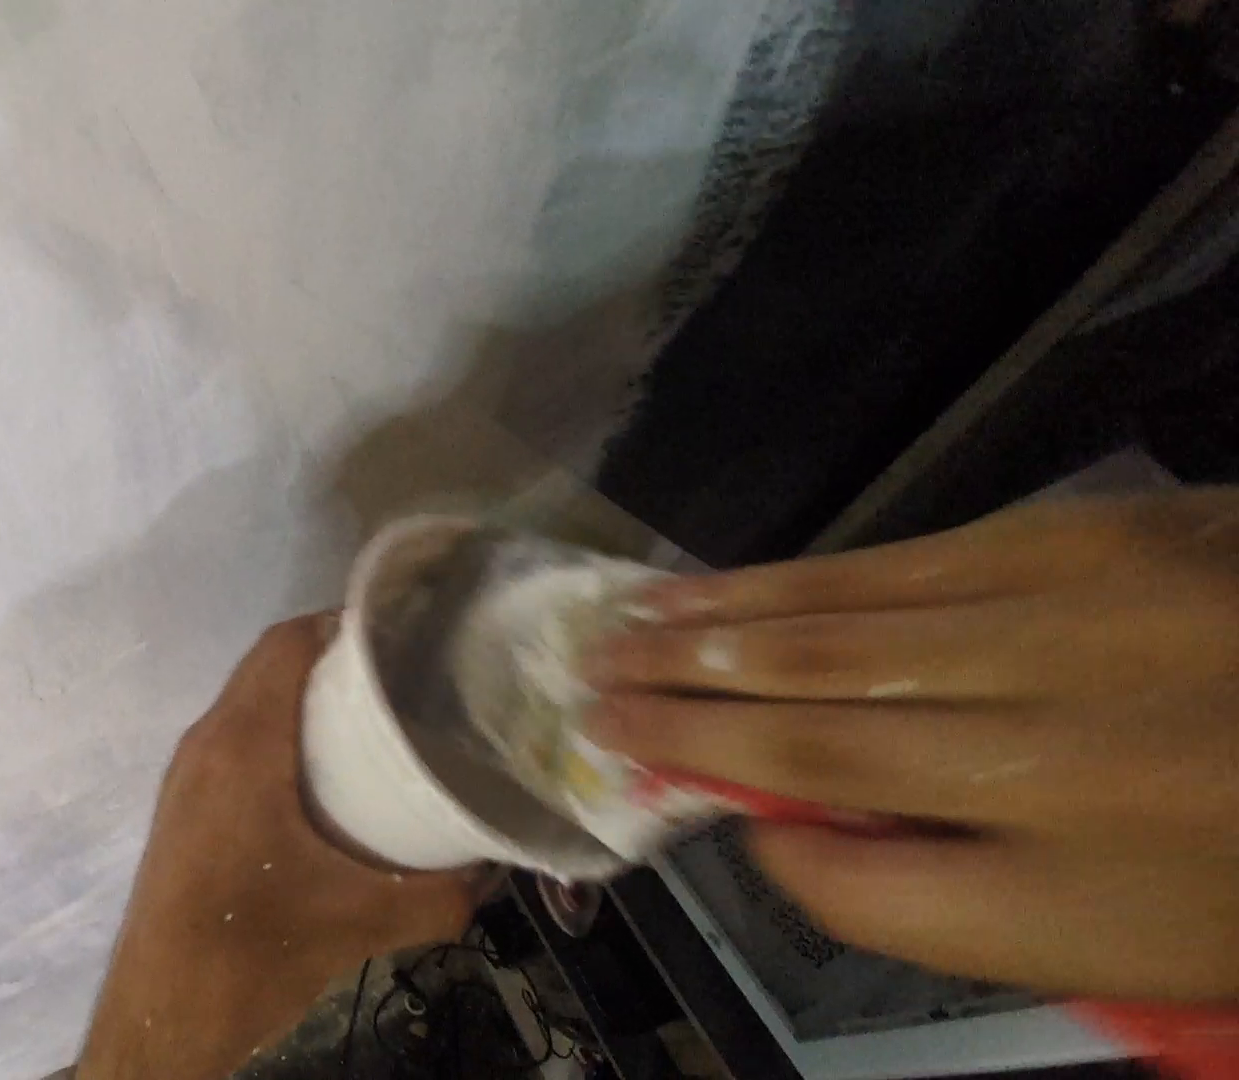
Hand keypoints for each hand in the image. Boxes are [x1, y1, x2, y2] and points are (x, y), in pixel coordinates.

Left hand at [78, 615, 480, 1079]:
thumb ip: (441, 893)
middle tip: (393, 674)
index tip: (395, 632)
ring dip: (299, 691)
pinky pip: (234, 731)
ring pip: (247, 696)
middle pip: (267, 663)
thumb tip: (490, 866)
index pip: (285, 644)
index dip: (337, 622)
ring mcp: (187, 769)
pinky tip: (317, 768)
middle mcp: (207, 740)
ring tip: (363, 712)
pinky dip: (276, 725)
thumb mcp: (363, 922)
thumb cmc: (252, 952)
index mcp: (243, 745)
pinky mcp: (183, 798)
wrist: (163, 1013)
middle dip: (328, 655)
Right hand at [589, 491, 1238, 1002]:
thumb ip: (905, 898)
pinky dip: (784, 579)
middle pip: (811, 690)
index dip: (697, 752)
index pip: (826, 784)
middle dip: (679, 681)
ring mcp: (1078, 602)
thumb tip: (760, 815)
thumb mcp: (1095, 945)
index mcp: (1091, 845)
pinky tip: (723, 585)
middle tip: (589, 670)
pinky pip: (889, 562)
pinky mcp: (1082, 531)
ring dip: (710, 620)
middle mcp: (1074, 715)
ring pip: (836, 613)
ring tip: (626, 621)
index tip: (610, 733)